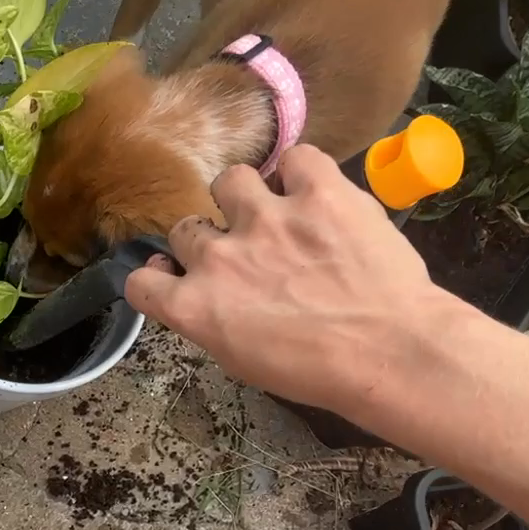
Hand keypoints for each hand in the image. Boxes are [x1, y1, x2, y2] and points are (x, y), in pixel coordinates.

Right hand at [123, 145, 467, 412]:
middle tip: (238, 254)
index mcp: (191, 306)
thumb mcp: (236, 359)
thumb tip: (206, 298)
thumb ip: (209, 320)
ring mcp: (266, 218)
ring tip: (268, 211)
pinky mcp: (319, 191)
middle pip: (184, 229)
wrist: (387, 352)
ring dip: (241, 196)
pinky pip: (295, 158)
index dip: (157, 278)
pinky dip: (299, 172)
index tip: (176, 278)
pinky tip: (310, 191)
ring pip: (228, 181)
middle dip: (205, 241)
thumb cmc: (310, 370)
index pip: (140, 280)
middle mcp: (217, 257)